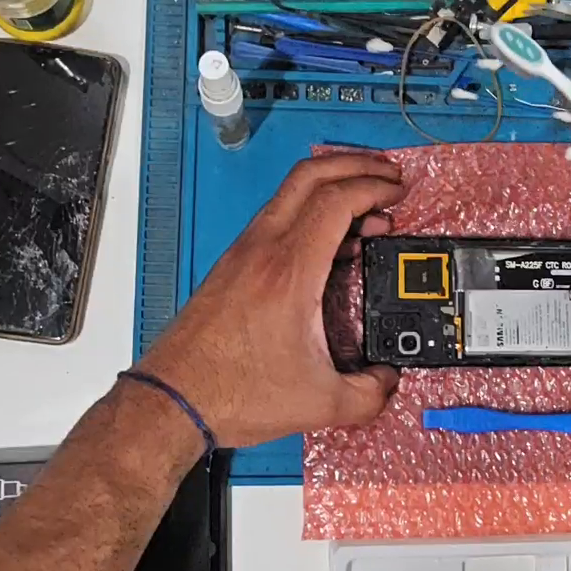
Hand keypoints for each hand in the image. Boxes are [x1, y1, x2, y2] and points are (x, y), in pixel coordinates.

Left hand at [136, 154, 405, 447]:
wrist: (172, 399)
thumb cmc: (232, 392)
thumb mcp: (320, 404)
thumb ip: (369, 394)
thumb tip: (387, 381)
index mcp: (290, 270)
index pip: (336, 200)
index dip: (375, 187)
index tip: (399, 192)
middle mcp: (263, 249)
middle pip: (310, 175)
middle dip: (356, 166)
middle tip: (388, 177)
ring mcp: (244, 253)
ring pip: (290, 193)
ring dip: (332, 190)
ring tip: (367, 215)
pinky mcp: (233, 266)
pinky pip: (278, 219)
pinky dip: (310, 214)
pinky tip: (331, 247)